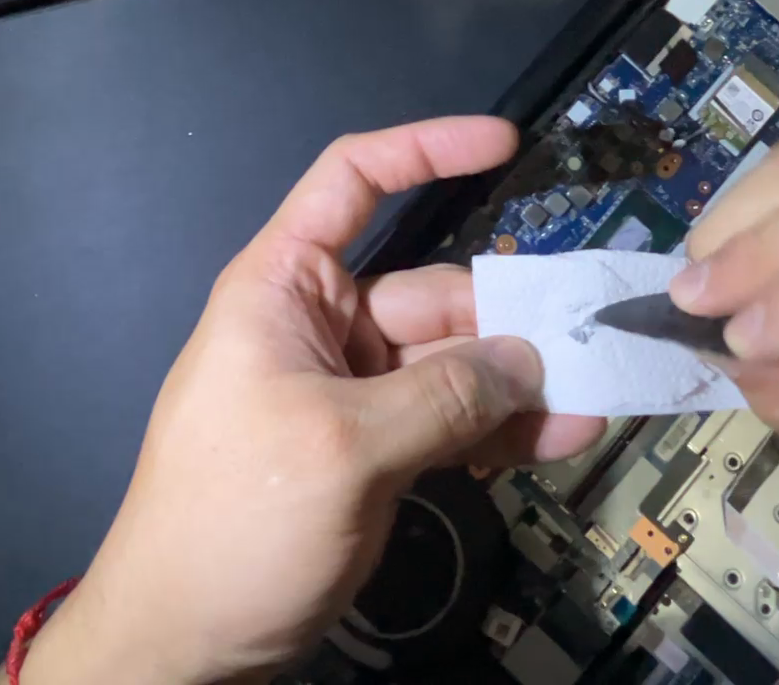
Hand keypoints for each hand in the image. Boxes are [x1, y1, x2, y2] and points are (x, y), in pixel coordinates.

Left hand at [20, 117, 604, 684]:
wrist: (185, 639)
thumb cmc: (235, 517)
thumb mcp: (341, 445)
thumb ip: (443, 397)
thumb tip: (526, 359)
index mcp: (286, 285)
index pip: (351, 181)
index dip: (424, 148)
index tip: (502, 144)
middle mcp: (322, 321)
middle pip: (429, 289)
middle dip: (506, 313)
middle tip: (591, 336)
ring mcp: (353, 385)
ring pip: (450, 360)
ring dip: (519, 378)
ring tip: (594, 395)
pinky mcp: (375, 441)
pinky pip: (448, 416)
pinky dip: (499, 426)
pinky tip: (559, 435)